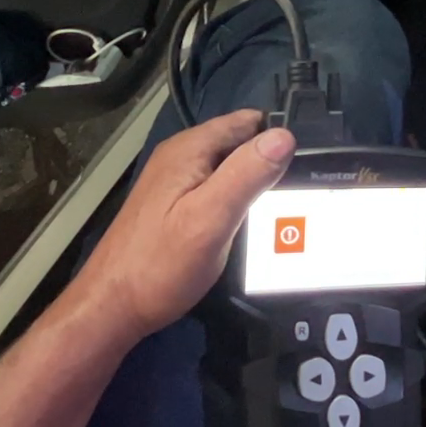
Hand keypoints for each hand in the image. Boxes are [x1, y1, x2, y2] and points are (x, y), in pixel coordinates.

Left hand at [67, 109, 293, 341]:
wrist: (113, 305)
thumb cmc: (162, 264)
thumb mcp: (211, 218)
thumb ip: (247, 175)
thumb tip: (285, 135)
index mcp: (189, 149)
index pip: (246, 121)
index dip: (277, 136)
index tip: (312, 161)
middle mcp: (180, 156)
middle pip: (237, 143)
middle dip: (268, 160)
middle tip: (302, 192)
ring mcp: (174, 181)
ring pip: (227, 167)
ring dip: (253, 182)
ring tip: (285, 209)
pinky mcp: (173, 205)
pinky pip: (214, 188)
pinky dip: (235, 199)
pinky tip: (250, 223)